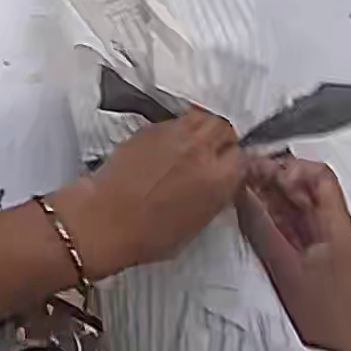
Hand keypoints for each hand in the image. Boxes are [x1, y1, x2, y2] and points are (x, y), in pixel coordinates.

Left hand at [50, 109, 241, 278]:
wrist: (110, 216)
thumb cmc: (153, 234)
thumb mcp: (199, 222)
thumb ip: (216, 195)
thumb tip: (219, 182)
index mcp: (218, 178)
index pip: (240, 156)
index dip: (233, 162)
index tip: (227, 167)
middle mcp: (200, 149)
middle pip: (222, 127)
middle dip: (221, 137)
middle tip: (212, 150)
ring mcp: (174, 134)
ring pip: (200, 116)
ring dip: (201, 127)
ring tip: (193, 143)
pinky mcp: (150, 128)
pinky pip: (175, 121)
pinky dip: (178, 130)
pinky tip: (169, 146)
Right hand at [235, 156, 350, 350]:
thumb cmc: (329, 323)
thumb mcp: (285, 265)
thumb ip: (260, 224)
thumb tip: (242, 193)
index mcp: (338, 228)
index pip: (319, 175)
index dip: (289, 167)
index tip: (262, 171)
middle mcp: (335, 231)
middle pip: (305, 187)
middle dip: (272, 177)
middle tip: (243, 178)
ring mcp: (326, 244)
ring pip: (296, 204)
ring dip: (269, 195)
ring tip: (242, 193)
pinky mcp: (315, 257)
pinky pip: (292, 223)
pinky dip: (272, 215)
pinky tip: (253, 216)